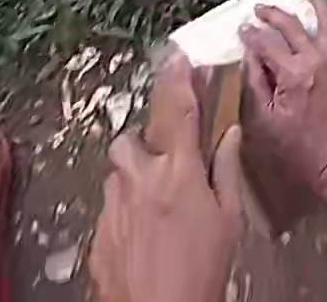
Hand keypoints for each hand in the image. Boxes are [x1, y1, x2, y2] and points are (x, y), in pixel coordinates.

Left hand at [90, 50, 244, 301]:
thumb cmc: (202, 270)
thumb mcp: (229, 217)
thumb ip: (226, 168)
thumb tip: (229, 134)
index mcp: (179, 172)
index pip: (178, 111)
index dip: (178, 79)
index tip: (177, 57)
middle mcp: (141, 183)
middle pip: (129, 141)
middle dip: (142, 142)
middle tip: (162, 157)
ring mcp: (114, 211)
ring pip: (116, 175)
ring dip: (132, 177)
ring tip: (153, 199)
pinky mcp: (97, 239)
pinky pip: (108, 209)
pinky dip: (124, 210)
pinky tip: (143, 232)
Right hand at [240, 0, 326, 191]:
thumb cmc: (299, 147)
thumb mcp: (265, 122)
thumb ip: (256, 85)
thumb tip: (250, 56)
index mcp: (291, 73)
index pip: (266, 43)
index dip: (251, 34)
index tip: (243, 29)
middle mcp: (316, 57)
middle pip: (292, 24)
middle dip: (273, 13)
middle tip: (262, 9)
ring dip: (316, 4)